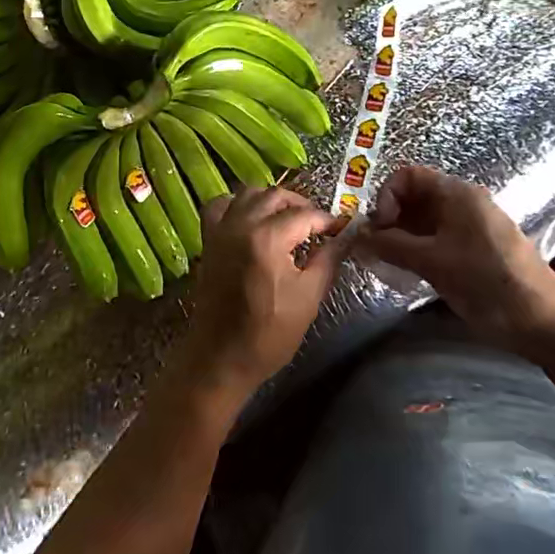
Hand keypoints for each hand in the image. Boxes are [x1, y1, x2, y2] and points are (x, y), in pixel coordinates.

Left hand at [179, 187, 345, 399]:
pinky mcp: (208, 241)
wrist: (220, 360)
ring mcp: (220, 231)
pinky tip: (250, 219)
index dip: (328, 221)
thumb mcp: (308, 297)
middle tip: (318, 226)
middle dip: (301, 206)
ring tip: (287, 218)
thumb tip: (346, 236)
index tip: (343, 229)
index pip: (305, 215)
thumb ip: (328, 259)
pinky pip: (220, 206)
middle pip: (276, 196)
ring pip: (247, 193)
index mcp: (268, 238)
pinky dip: (236, 204)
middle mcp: (241, 225)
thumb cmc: (268, 334)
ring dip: (270, 200)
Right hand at [356, 166, 554, 348]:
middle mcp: (462, 203)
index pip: (408, 176)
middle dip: (389, 219)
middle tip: (375, 251)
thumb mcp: (434, 262)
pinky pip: (436, 240)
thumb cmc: (487, 281)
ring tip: (387, 265)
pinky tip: (408, 273)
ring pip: (423, 221)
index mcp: (456, 193)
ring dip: (401, 238)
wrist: (543, 320)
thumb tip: (356, 237)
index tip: (380, 229)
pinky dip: (417, 251)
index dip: (387, 197)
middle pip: (414, 197)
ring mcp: (469, 227)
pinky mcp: (473, 251)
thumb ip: (392, 246)